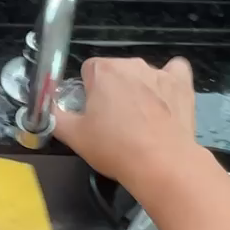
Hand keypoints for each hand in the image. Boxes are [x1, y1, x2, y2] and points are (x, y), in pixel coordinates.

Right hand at [53, 57, 199, 193]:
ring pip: (141, 74)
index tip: (92, 113)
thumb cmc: (115, 148)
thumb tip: (47, 109)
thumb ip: (54, 117)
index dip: (88, 92)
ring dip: (137, 89)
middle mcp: (130, 65)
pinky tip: (165, 97)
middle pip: (114, 71)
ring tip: (139, 120)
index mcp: (102, 72)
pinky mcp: (181, 84)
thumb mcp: (73, 136)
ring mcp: (158, 72)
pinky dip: (168, 81)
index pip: (87, 71)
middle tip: (112, 122)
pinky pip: (174, 70)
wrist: (161, 163)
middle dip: (112, 90)